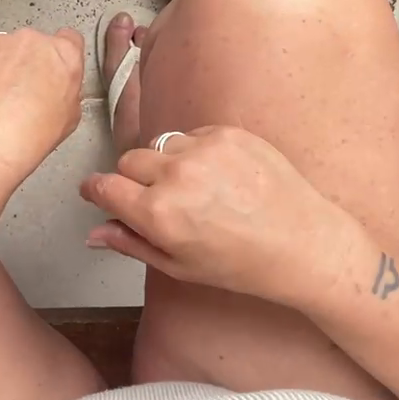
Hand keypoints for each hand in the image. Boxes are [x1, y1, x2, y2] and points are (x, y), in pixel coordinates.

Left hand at [0, 28, 85, 189]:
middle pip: (33, 44)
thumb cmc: (30, 133)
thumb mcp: (70, 118)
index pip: (69, 40)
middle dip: (29, 63)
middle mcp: (32, 41)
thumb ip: (66, 90)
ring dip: (2, 68)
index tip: (54, 67)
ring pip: (3, 50)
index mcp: (63, 54)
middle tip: (23, 93)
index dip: (61, 56)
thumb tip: (56, 91)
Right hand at [81, 126, 366, 306]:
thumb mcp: (180, 266)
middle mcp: (177, 176)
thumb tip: (94, 233)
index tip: (97, 191)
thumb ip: (131, 243)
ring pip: (159, 145)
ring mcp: (203, 149)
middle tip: (161, 201)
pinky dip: (195, 152)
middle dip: (135, 180)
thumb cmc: (243, 263)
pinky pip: (190, 135)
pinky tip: (218, 177)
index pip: (104, 186)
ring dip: (166, 163)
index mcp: (160, 214)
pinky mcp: (227, 133)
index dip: (96, 190)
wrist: (305, 243)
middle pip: (128, 161)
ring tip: (195, 189)